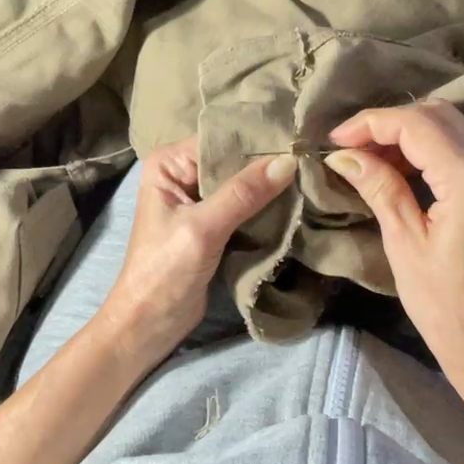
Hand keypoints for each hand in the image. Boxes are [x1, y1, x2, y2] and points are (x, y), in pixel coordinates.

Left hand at [94, 138, 296, 369]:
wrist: (149, 323)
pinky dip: (267, 209)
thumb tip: (288, 161)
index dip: (257, 140)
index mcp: (168, 164)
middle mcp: (182, 174)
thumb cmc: (164, 271)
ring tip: (312, 180)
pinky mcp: (214, 226)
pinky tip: (297, 204)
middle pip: (234, 160)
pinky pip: (246, 208)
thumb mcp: (203, 228)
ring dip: (272, 189)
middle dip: (269, 165)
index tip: (299, 140)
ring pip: (243, 185)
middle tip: (314, 161)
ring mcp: (199, 201)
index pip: (220, 140)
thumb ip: (243, 194)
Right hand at [322, 100, 463, 401]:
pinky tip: (400, 170)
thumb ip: (380, 189)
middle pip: (439, 115)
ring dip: (408, 134)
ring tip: (368, 159)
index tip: (335, 142)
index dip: (372, 124)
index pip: (419, 126)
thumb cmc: (446, 309)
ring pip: (453, 127)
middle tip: (349, 149)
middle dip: (389, 124)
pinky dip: (429, 149)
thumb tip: (343, 156)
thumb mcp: (404, 246)